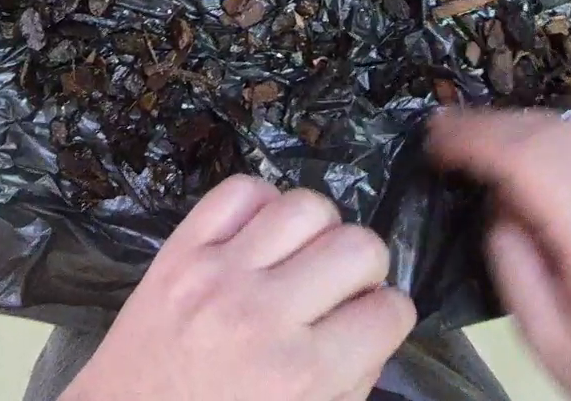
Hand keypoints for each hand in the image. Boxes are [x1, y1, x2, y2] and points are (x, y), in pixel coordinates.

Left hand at [63, 175, 414, 400]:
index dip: (390, 314)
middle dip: (367, 264)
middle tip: (344, 283)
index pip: (388, 311)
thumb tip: (375, 320)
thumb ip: (350, 380)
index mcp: (302, 376)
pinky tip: (259, 233)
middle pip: (358, 245)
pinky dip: (262, 202)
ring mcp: (219, 271)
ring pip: (305, 206)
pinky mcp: (181, 246)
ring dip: (318, 228)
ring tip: (301, 253)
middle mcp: (265, 313)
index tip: (374, 318)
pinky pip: (240, 190)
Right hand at [430, 110, 570, 400]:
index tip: (435, 138)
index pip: (528, 161)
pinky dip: (554, 132)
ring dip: (519, 122)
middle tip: (443, 127)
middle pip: (551, 134)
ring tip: (476, 130)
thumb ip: (511, 260)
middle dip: (489, 123)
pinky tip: (528, 141)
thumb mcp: (546, 340)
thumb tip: (498, 200)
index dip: (475, 139)